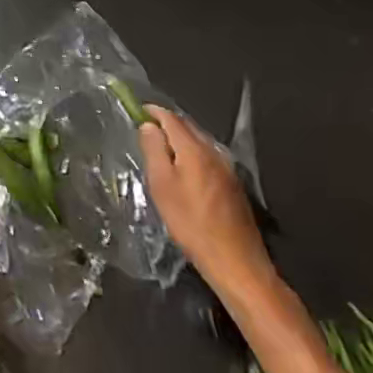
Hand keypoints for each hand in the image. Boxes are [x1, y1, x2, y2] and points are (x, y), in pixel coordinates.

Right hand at [138, 105, 272, 288]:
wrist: (236, 261)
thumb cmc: (191, 223)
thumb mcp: (161, 184)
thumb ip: (154, 150)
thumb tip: (148, 126)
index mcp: (195, 149)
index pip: (171, 118)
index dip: (153, 111)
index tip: (136, 111)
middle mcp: (214, 153)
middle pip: (188, 127)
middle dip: (166, 122)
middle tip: (145, 129)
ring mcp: (227, 169)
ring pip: (199, 142)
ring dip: (179, 138)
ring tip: (160, 148)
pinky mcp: (233, 185)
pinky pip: (208, 156)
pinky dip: (191, 153)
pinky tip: (183, 168)